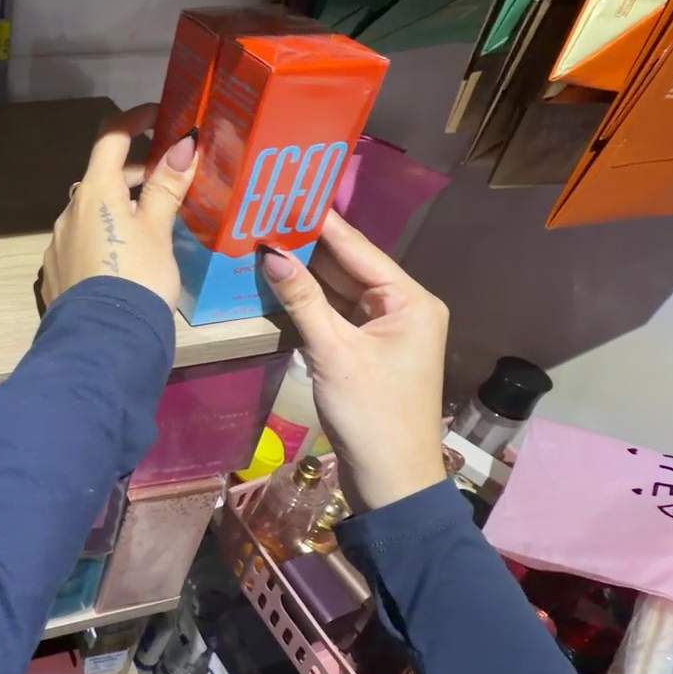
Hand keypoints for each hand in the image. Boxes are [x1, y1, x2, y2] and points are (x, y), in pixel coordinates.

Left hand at [39, 104, 199, 311]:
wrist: (102, 341)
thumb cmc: (138, 277)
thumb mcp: (159, 230)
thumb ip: (166, 187)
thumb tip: (183, 144)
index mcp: (94, 193)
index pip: (109, 139)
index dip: (133, 120)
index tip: (157, 116)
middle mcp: (68, 212)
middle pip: (100, 177)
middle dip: (133, 173)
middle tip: (166, 180)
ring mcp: (57, 243)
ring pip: (89, 212)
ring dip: (117, 207)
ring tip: (151, 225)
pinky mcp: (55, 273)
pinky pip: (81, 242)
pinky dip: (102, 237)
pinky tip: (123, 260)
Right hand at [260, 211, 448, 512]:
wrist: (391, 480)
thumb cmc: (371, 413)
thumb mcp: (332, 352)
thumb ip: (302, 299)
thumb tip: (270, 253)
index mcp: (410, 300)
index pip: (357, 248)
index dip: (319, 221)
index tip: (284, 193)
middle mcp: (402, 305)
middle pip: (348, 264)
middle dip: (307, 242)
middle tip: (264, 212)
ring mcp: (384, 326)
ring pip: (338, 286)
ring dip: (304, 269)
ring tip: (263, 236)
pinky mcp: (366, 346)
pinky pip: (335, 310)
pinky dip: (308, 297)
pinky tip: (277, 279)